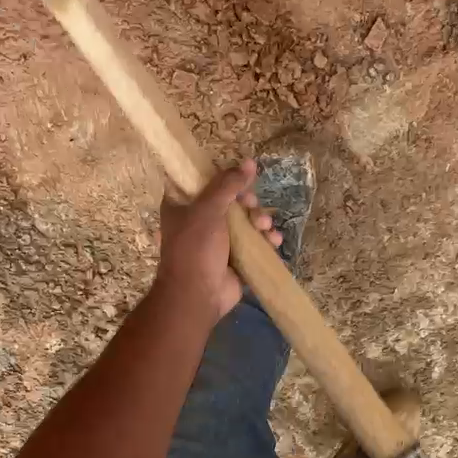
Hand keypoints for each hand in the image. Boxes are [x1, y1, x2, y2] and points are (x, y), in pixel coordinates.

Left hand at [153, 159, 281, 322]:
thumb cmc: (196, 247)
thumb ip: (228, 184)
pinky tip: (274, 241)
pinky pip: (254, 244)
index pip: (205, 182)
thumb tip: (250, 162)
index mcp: (182, 206)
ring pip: (245, 222)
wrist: (198, 295)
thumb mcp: (209, 209)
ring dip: (259, 220)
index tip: (242, 177)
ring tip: (265, 227)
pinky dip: (265, 240)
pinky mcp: (234, 260)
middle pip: (230, 201)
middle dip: (248, 202)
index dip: (225, 178)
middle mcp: (199, 221)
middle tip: (252, 205)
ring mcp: (218, 242)